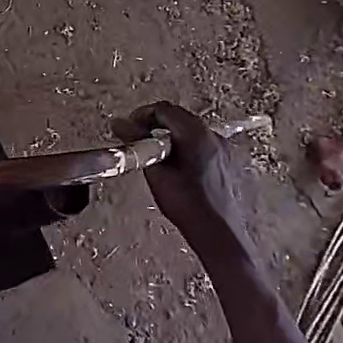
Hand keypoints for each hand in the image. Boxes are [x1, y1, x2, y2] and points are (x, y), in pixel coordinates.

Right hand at [113, 103, 245, 252]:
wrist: (219, 234)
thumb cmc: (187, 203)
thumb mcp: (155, 170)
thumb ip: (137, 142)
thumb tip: (118, 123)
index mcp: (196, 133)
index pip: (163, 109)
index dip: (141, 115)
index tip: (128, 129)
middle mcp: (212, 135)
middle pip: (178, 116)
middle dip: (154, 124)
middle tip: (136, 140)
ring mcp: (221, 148)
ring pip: (188, 129)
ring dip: (167, 135)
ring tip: (152, 154)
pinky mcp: (224, 162)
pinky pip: (198, 143)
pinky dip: (181, 145)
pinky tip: (171, 165)